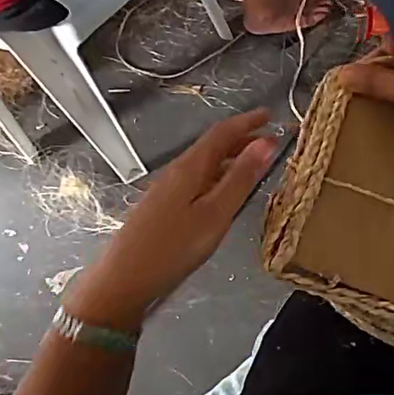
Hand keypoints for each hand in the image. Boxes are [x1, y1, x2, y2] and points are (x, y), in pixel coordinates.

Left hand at [64, 110, 279, 330]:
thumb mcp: (215, 213)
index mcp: (190, 168)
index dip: (248, 122)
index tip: (271, 114)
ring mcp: (166, 189)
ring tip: (254, 163)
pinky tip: (223, 191)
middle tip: (269, 141)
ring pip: (204, 163)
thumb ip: (241, 178)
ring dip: (230, 158)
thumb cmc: (173, 248)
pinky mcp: (162, 207)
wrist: (123, 280)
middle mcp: (176, 172)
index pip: (222, 133)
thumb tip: (266, 142)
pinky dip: (218, 175)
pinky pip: (196, 179)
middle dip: (242, 138)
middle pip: (212, 146)